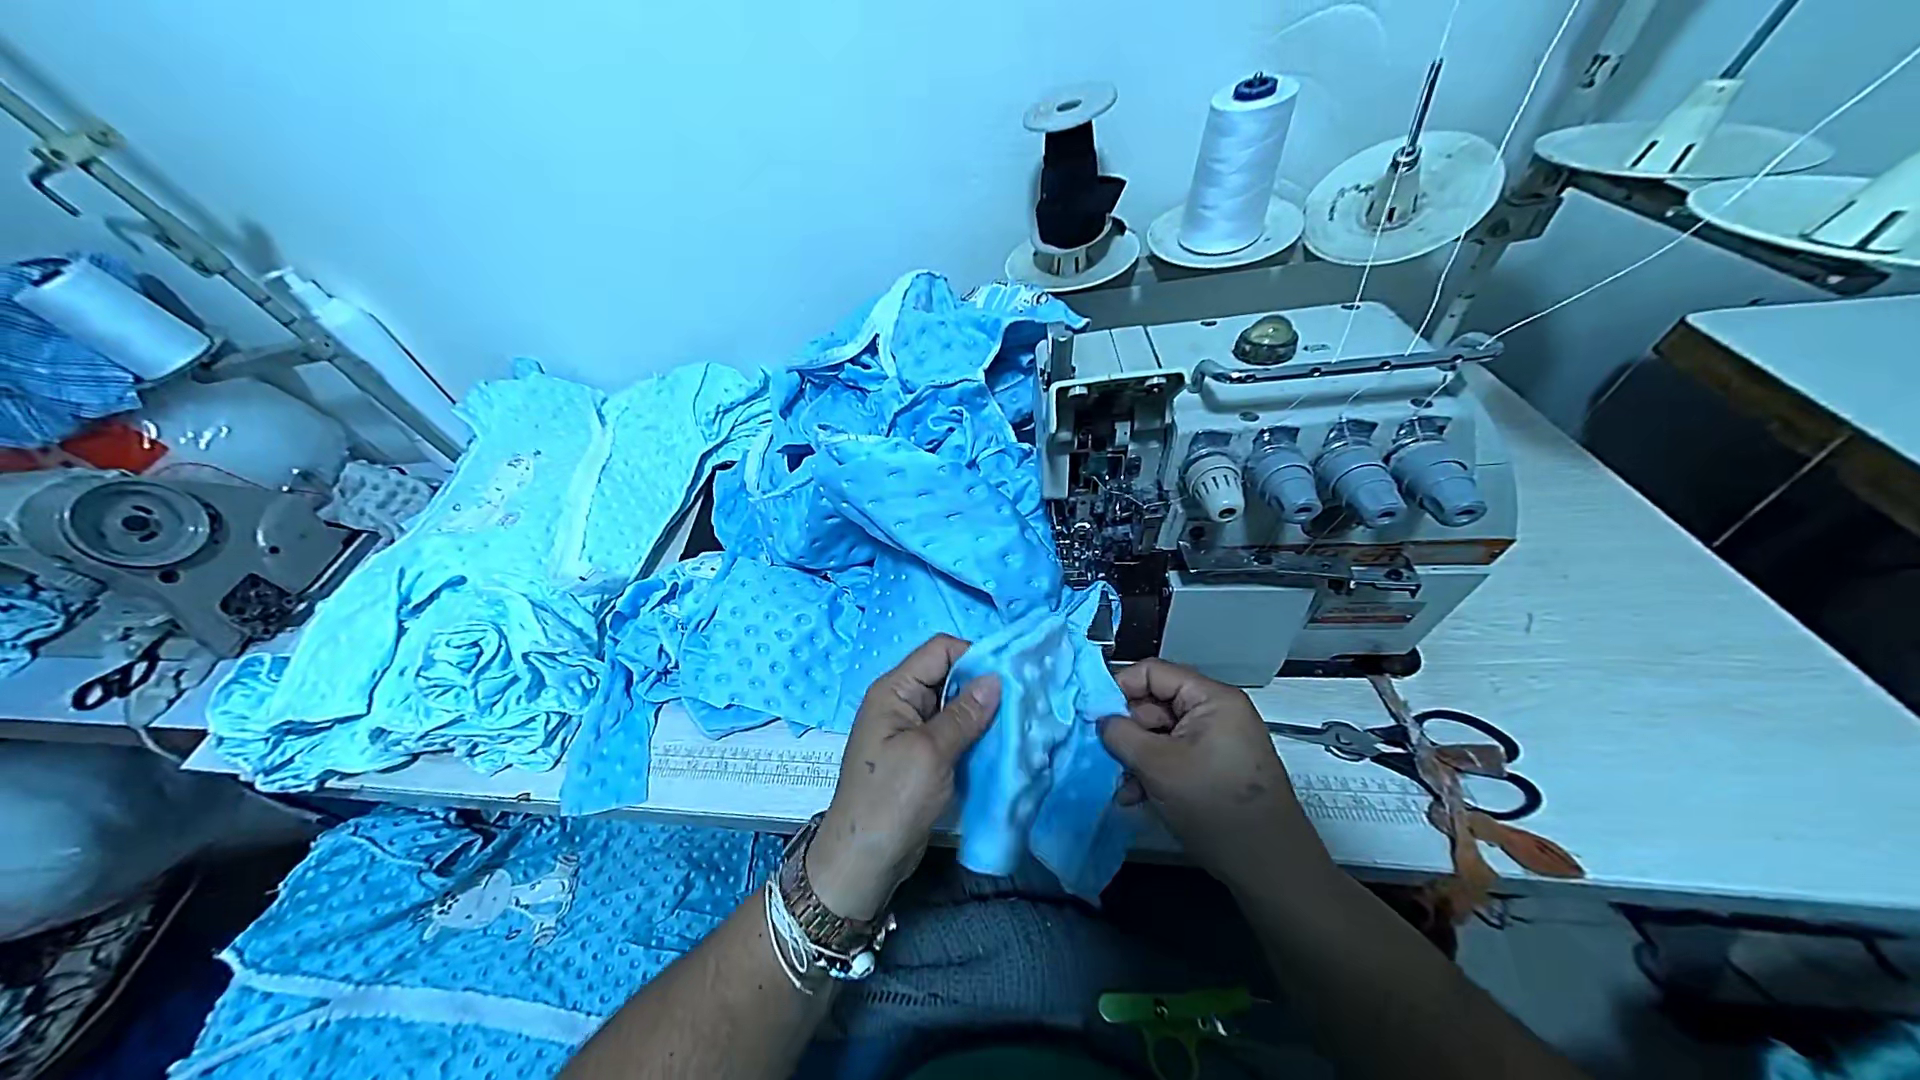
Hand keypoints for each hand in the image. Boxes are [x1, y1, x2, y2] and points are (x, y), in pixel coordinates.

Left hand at [807, 634, 1000, 920]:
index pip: (940, 650)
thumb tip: (996, 679)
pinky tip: (1001, 742)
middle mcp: (902, 702)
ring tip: (1019, 720)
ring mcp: (912, 729)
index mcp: (895, 690)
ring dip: (983, 711)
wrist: (863, 861)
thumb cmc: (891, 801)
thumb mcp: (930, 753)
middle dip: (984, 684)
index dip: (975, 655)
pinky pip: (954, 731)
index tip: (1011, 675)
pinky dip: (975, 733)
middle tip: (1023, 698)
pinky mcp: (923, 754)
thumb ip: (964, 714)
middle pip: (950, 675)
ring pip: (955, 704)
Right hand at [1100, 658, 1333, 893]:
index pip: (1154, 672)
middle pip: (1155, 703)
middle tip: (1105, 755)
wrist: (1268, 866)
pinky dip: (1153, 771)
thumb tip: (1100, 719)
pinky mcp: (1213, 767)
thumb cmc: (1214, 805)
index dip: (1120, 688)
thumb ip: (1121, 734)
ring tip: (1121, 785)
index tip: (1092, 713)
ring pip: (1160, 733)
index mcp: (1212, 699)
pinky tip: (1136, 796)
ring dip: (1136, 756)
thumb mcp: (1157, 766)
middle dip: (1128, 730)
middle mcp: (1216, 712)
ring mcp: (1216, 740)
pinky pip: (1173, 755)